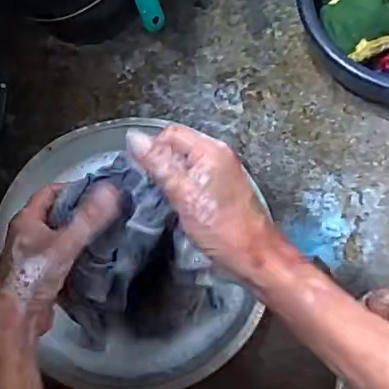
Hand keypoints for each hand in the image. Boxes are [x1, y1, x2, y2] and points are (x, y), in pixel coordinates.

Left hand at [0, 181, 121, 357]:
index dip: (72, 188)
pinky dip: (73, 257)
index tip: (96, 191)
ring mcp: (29, 257)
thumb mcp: (65, 243)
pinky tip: (91, 261)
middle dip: (77, 211)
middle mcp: (24, 236)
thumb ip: (89, 218)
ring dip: (75, 235)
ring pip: (56, 238)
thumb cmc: (32, 277)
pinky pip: (58, 259)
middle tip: (104, 212)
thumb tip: (111, 190)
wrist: (16, 318)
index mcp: (25, 221)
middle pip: (53, 215)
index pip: (49, 192)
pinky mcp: (37, 277)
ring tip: (102, 234)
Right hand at [126, 126, 291, 279]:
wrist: (252, 254)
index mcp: (211, 151)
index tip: (140, 170)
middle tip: (150, 185)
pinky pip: (193, 177)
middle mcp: (219, 156)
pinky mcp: (220, 188)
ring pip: (184, 162)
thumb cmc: (224, 229)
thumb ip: (159, 165)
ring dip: (169, 175)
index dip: (151, 148)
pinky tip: (178, 204)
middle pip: (177, 146)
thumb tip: (136, 140)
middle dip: (159, 162)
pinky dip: (181, 186)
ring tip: (164, 196)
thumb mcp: (183, 194)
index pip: (170, 133)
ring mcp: (221, 172)